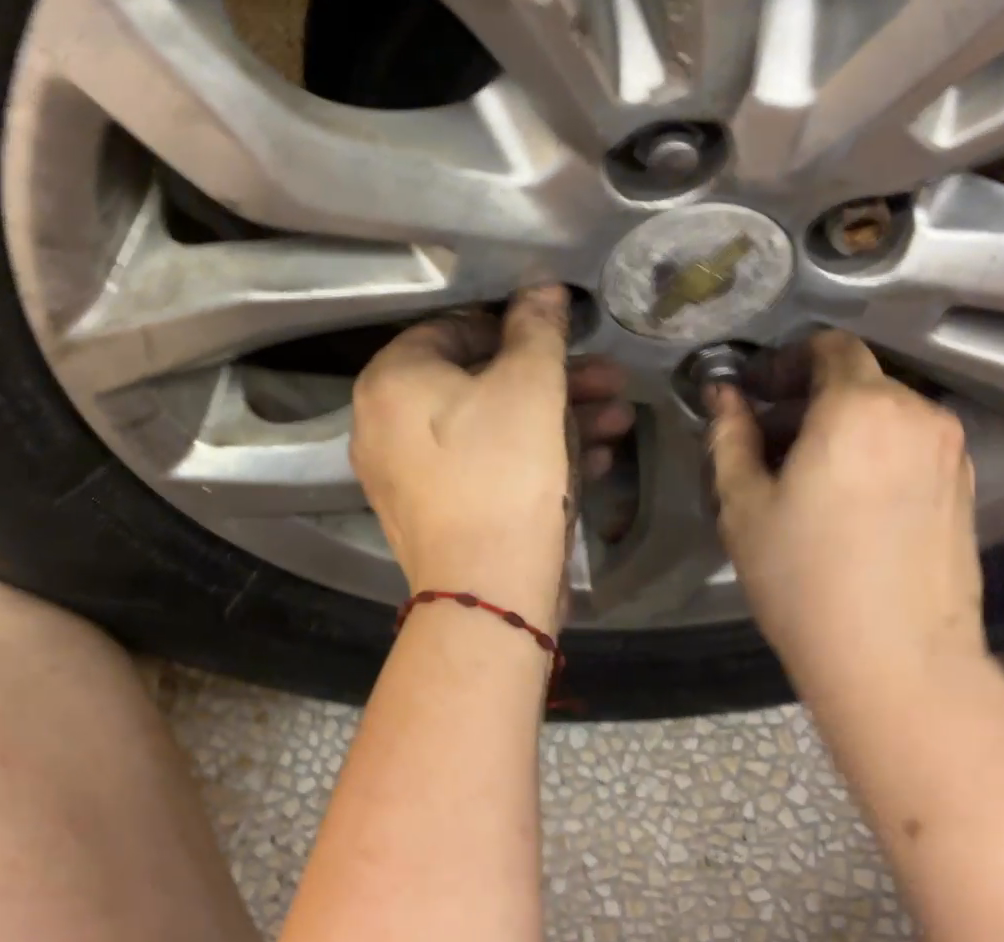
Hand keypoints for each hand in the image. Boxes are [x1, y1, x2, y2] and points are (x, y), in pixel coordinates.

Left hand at [351, 286, 579, 630]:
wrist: (487, 590)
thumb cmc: (503, 472)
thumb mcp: (530, 387)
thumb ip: (537, 329)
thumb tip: (542, 290)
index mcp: (391, 381)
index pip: (453, 328)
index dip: (517, 326)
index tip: (565, 337)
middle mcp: (384, 424)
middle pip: (480, 383)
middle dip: (553, 380)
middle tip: (609, 379)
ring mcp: (406, 473)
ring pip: (489, 428)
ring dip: (557, 420)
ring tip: (618, 420)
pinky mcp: (433, 512)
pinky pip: (483, 467)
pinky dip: (532, 458)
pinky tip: (595, 460)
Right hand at [706, 330, 985, 692]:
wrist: (895, 658)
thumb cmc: (802, 578)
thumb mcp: (743, 506)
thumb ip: (731, 438)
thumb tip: (724, 397)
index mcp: (858, 407)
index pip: (830, 348)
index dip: (789, 362)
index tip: (759, 395)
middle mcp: (916, 413)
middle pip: (860, 381)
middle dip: (814, 399)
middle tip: (772, 444)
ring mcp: (951, 450)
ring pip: (888, 416)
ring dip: (847, 429)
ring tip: (810, 480)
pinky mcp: (966, 488)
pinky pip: (913, 449)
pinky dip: (878, 456)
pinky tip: (851, 506)